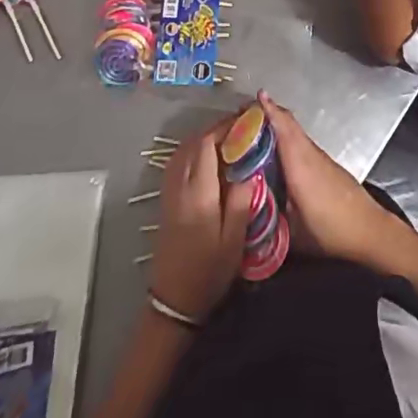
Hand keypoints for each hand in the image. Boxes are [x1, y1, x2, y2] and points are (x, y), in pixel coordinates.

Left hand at [151, 120, 254, 319]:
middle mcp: (180, 186)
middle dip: (214, 129)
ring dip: (202, 138)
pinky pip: (177, 163)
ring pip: (182, 151)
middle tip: (240, 125)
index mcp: (198, 194)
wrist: (174, 299)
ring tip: (227, 137)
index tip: (244, 119)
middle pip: (192, 144)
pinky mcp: (166, 200)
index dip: (223, 127)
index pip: (206, 146)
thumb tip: (250, 170)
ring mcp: (169, 192)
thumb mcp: (234, 241)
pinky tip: (208, 157)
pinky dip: (193, 150)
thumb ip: (240, 202)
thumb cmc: (208, 272)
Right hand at [258, 93, 417, 271]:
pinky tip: (278, 152)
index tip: (252, 99)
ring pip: (296, 134)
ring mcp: (322, 159)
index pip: (283, 128)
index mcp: (300, 164)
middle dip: (268, 114)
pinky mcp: (328, 166)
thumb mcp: (292, 229)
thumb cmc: (330, 231)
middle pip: (289, 124)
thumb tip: (249, 206)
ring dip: (278, 125)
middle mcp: (311, 154)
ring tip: (255, 130)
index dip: (268, 111)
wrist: (371, 233)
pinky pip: (303, 144)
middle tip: (245, 114)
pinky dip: (288, 139)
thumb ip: (269, 213)